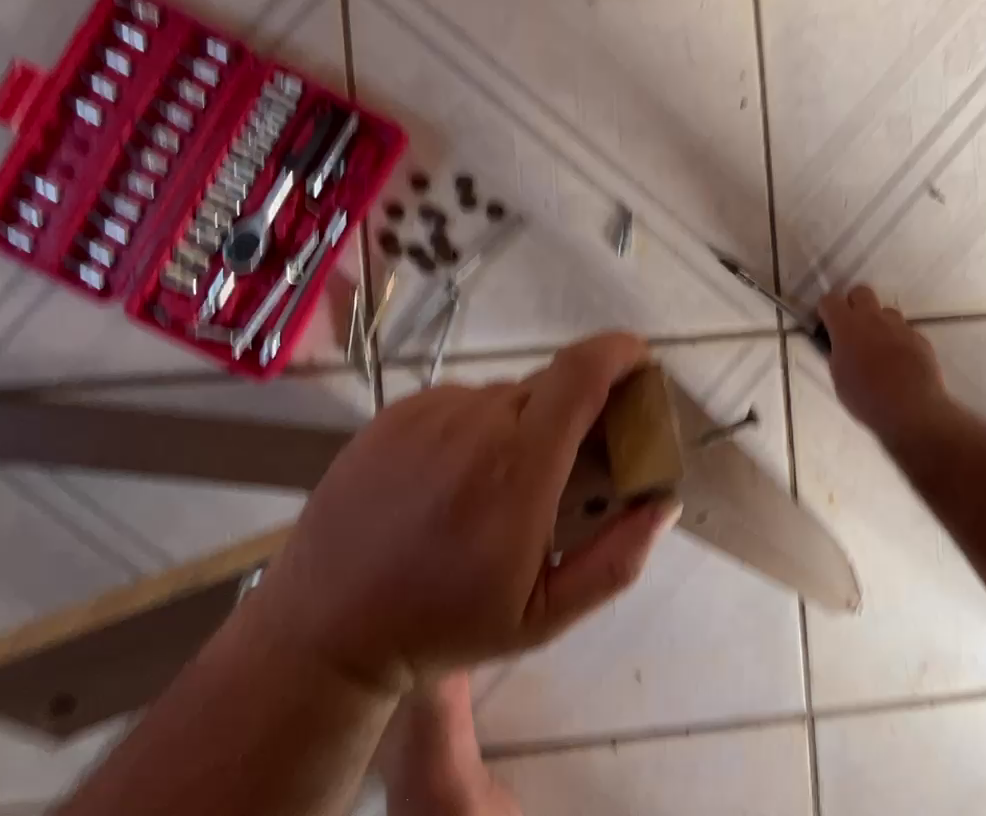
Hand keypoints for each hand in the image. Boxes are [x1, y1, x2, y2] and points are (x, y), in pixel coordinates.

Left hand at [251, 333, 681, 693]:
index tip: (642, 365)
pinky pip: (460, 403)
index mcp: (519, 467)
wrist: (322, 630)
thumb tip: (663, 503)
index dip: (621, 353)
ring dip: (525, 425)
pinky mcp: (392, 415)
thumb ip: (618, 559)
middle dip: (579, 410)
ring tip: (501, 486)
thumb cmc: (444, 626)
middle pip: (551, 386)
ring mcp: (427, 414)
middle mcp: (474, 423)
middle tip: (573, 462)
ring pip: (505, 396)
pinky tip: (455, 480)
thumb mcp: (547, 615)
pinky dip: (478, 427)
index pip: (582, 373)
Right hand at [817, 285, 955, 441]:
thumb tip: (837, 345)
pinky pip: (904, 331)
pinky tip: (900, 363)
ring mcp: (900, 326)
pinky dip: (898, 340)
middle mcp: (873, 318)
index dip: (826, 310)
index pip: (830, 300)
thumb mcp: (839, 378)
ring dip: (879, 323)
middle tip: (852, 329)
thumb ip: (836, 354)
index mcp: (847, 327)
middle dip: (853, 304)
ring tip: (879, 349)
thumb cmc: (866, 398)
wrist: (911, 410)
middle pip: (861, 292)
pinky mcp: (919, 337)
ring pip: (886, 312)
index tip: (826, 324)